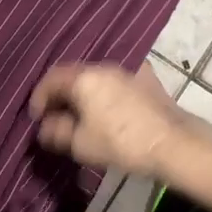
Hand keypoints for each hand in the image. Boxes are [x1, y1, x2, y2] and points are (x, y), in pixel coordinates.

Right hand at [28, 64, 211, 176]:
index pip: (51, 80)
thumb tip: (44, 127)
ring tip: (82, 115)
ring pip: (95, 78)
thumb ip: (57, 132)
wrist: (174, 143)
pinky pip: (116, 83)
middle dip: (61, 95)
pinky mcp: (146, 80)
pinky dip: (106, 93)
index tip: (37, 117)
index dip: (39, 98)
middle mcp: (102, 67)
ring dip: (84, 94)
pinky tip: (109, 109)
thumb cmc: (121, 143)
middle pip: (73, 76)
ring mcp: (127, 71)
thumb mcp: (82, 144)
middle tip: (56, 116)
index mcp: (82, 78)